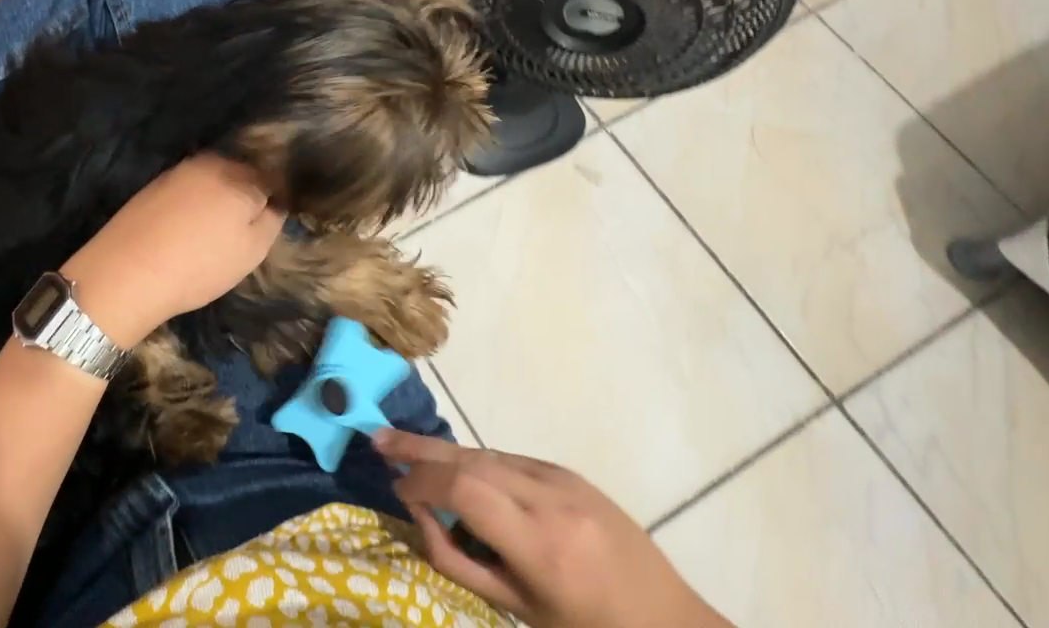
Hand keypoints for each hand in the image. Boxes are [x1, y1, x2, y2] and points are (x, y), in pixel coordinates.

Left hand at [61, 153, 284, 347]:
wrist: (127, 270)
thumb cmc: (200, 265)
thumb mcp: (251, 251)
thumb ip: (272, 219)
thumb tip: (276, 201)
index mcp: (242, 177)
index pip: (274, 177)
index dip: (278, 197)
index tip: (273, 218)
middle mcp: (212, 163)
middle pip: (242, 173)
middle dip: (248, 193)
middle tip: (244, 227)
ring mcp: (180, 170)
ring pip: (214, 178)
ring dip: (219, 196)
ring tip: (214, 230)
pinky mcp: (156, 183)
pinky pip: (189, 187)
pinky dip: (194, 201)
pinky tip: (187, 227)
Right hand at [375, 431, 731, 627]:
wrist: (670, 622)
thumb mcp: (518, 611)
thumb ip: (460, 561)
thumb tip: (421, 513)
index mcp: (538, 543)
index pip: (462, 487)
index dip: (420, 481)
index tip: (397, 491)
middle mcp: (550, 498)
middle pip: (469, 457)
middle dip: (419, 447)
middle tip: (377, 438)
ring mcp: (563, 480)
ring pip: (487, 453)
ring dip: (444, 452)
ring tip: (407, 451)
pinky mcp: (570, 474)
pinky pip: (510, 459)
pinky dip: (477, 462)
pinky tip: (460, 472)